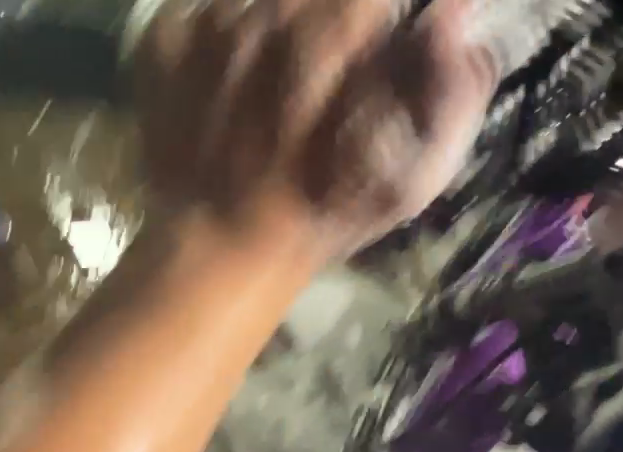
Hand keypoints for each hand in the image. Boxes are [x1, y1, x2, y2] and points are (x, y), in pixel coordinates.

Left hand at [133, 0, 497, 261]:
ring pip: (255, 1)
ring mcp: (211, 20)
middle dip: (320, 29)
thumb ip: (448, 96)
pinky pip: (200, 14)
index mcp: (341, 36)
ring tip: (263, 97)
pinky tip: (223, 98)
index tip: (370, 60)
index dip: (375, 28)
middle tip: (312, 89)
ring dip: (268, 34)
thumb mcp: (408, 180)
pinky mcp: (165, 37)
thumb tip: (457, 17)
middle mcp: (276, 12)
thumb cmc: (324, 222)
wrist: (221, 255)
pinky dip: (215, 47)